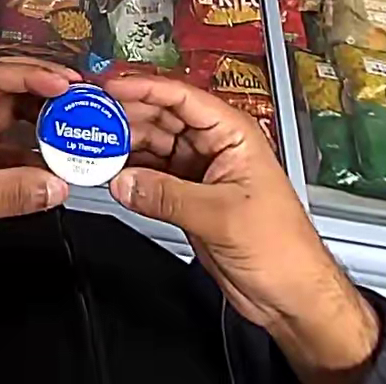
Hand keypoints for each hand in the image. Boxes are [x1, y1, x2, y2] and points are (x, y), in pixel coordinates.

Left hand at [0, 57, 77, 306]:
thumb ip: (12, 192)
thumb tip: (58, 184)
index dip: (33, 75)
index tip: (65, 84)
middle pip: (13, 87)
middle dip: (47, 88)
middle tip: (83, 94)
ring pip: (20, 114)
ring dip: (49, 117)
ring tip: (81, 118)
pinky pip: (21, 146)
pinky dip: (42, 149)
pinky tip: (65, 155)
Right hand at [104, 74, 378, 382]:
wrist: (293, 297)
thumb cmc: (283, 247)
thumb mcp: (222, 215)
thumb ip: (168, 195)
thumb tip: (124, 179)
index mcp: (230, 131)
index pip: (180, 96)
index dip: (144, 87)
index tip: (111, 86)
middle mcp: (212, 142)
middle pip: (161, 116)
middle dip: (127, 115)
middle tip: (92, 116)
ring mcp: (198, 167)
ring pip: (153, 143)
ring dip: (125, 144)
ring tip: (95, 144)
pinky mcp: (188, 192)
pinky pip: (152, 173)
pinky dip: (132, 172)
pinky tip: (112, 172)